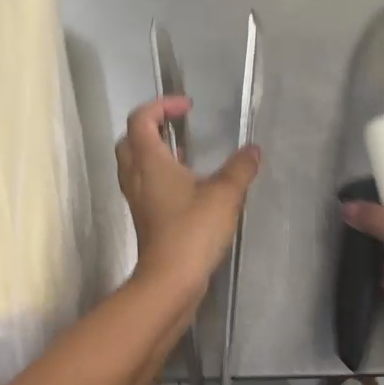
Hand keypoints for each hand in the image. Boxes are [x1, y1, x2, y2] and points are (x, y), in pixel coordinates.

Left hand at [116, 96, 261, 301]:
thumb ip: (240, 168)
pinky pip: (145, 184)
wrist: (170, 279)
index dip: (161, 105)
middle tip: (178, 126)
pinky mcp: (145, 217)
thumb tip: (252, 150)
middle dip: (152, 126)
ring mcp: (137, 199)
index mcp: (148, 160)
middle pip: (131, 139)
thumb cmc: (192, 230)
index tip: (187, 107)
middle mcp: (135, 176)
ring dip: (154, 151)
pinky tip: (187, 184)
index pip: (141, 119)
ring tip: (184, 152)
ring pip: (135, 163)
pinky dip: (160, 174)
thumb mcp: (224, 194)